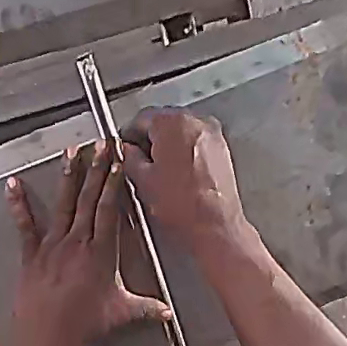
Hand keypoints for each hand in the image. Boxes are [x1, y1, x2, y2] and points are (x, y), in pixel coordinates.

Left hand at [5, 139, 171, 345]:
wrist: (44, 334)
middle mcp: (76, 241)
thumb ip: (146, 309)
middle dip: (97, 169)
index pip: (108, 209)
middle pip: (88, 198)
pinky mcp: (32, 254)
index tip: (118, 162)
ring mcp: (52, 245)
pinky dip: (19, 204)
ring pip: (62, 204)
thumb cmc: (83, 323)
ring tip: (73, 152)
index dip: (114, 183)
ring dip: (68, 177)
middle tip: (102, 145)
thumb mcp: (120, 313)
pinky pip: (25, 225)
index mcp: (100, 252)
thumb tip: (168, 314)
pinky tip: (13, 185)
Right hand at [123, 107, 252, 254]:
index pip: (141, 118)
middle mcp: (196, 123)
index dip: (128, 135)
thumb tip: (127, 151)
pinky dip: (185, 155)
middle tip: (139, 164)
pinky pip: (196, 145)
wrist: (215, 227)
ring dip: (168, 148)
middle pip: (163, 122)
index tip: (124, 147)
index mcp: (173, 123)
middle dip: (149, 141)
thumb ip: (129, 157)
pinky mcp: (222, 151)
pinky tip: (178, 177)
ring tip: (160, 175)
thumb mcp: (143, 181)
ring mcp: (212, 136)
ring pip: (180, 133)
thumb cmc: (184, 206)